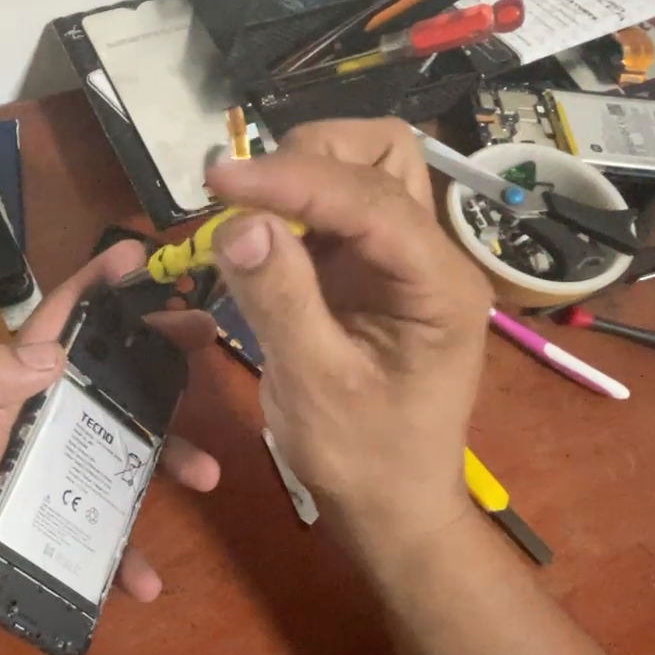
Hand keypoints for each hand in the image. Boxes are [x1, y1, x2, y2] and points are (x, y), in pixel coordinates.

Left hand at [0, 240, 220, 623]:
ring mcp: (58, 468)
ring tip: (207, 472)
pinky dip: (131, 553)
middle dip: (159, 350)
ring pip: (127, 448)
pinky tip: (146, 579)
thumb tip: (54, 353)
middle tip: (206, 336)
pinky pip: (109, 530)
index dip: (96, 283)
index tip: (140, 255)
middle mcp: (44, 417)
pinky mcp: (64, 517)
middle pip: (111, 374)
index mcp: (12, 386)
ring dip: (171, 456)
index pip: (58, 322)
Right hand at [205, 119, 491, 553]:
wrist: (388, 499)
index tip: (218, 180)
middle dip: (306, 160)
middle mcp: (427, 255)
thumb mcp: (314, 384)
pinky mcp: (366, 271)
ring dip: (300, 175)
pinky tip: (255, 237)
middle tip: (240, 196)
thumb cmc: (361, 454)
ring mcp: (397, 259)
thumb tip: (237, 222)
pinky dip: (289, 207)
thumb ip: (280, 299)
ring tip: (246, 210)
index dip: (291, 180)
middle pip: (381, 156)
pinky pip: (331, 212)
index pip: (369, 198)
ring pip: (361, 170)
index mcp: (436, 284)